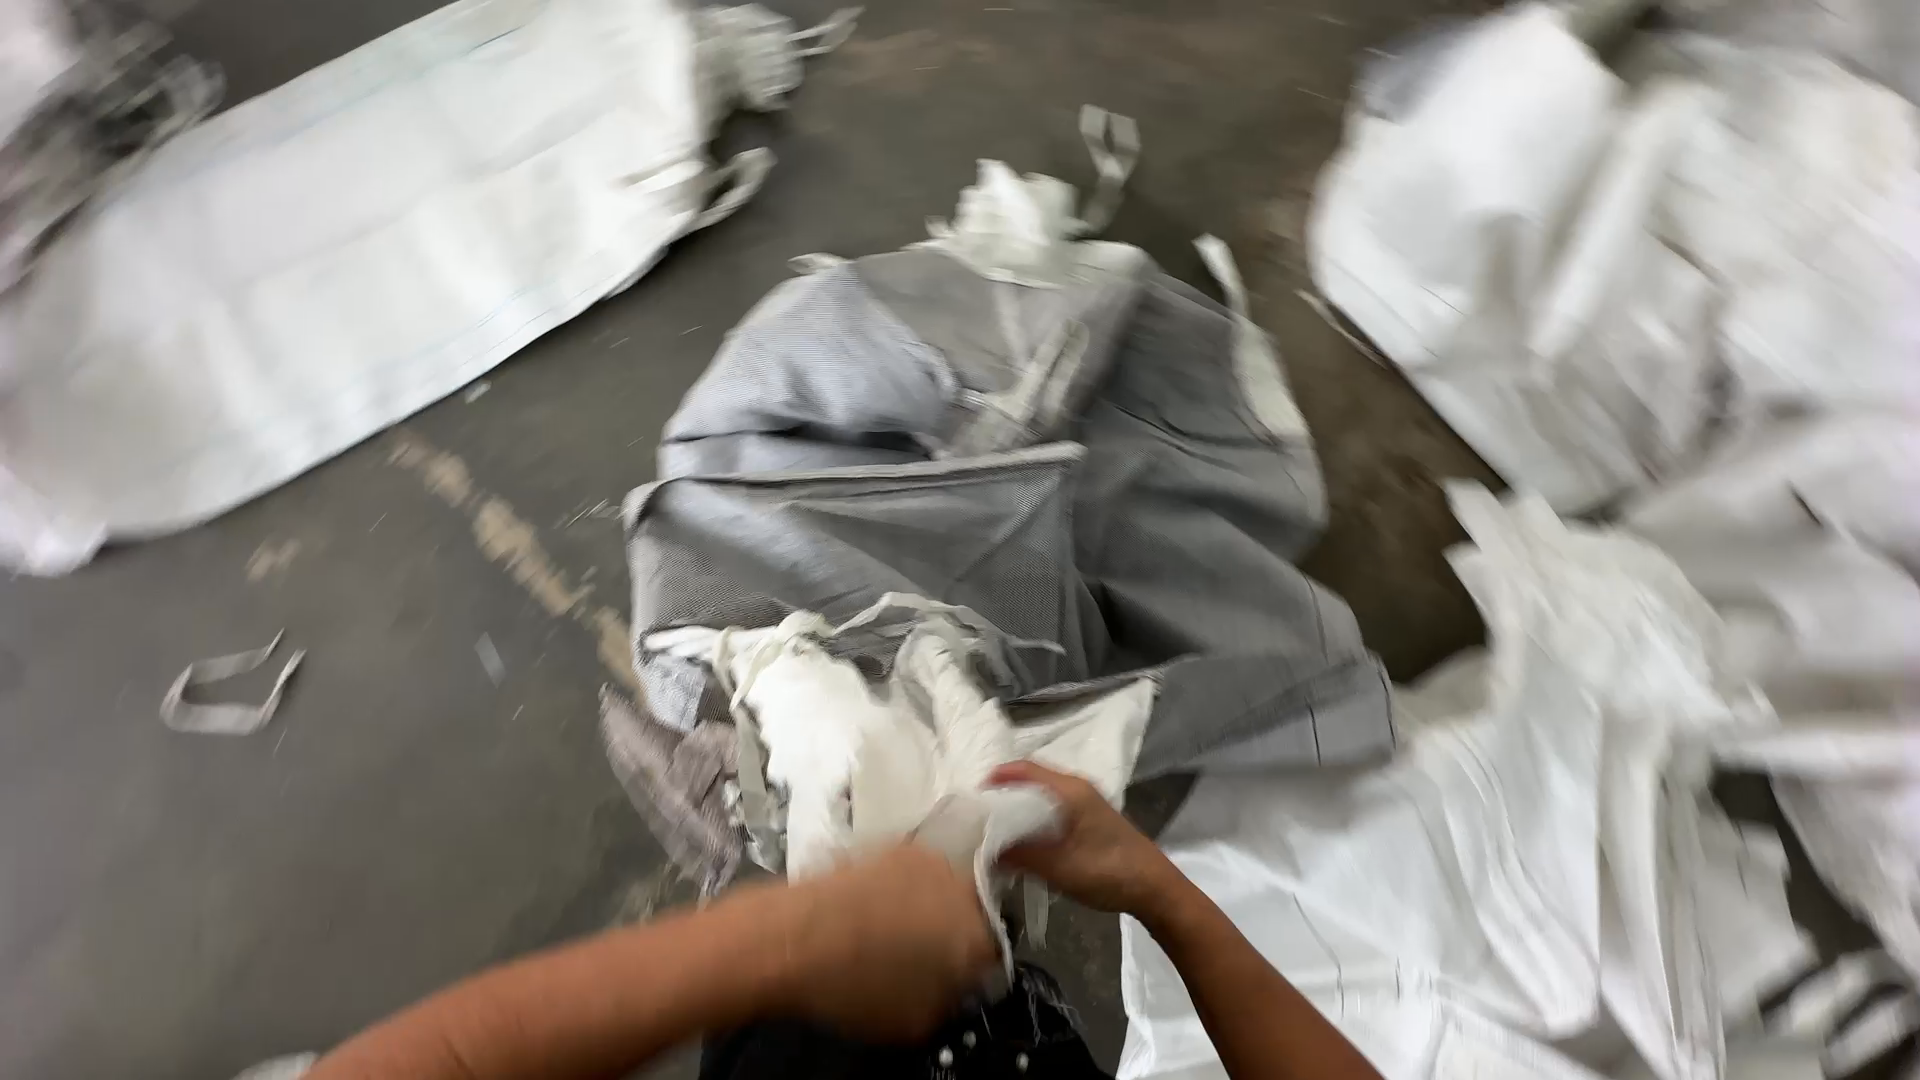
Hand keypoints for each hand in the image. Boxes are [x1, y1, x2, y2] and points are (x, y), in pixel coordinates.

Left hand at [770, 844, 998, 1040]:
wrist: (797, 934)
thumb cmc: (856, 987)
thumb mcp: (915, 1020)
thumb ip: (949, 998)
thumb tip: (952, 984)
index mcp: (976, 933)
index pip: (994, 950)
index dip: (974, 967)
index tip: (955, 978)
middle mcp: (961, 884)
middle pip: (971, 907)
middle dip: (954, 927)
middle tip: (926, 952)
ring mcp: (925, 856)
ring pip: (940, 883)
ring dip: (928, 902)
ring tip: (894, 927)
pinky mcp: (892, 840)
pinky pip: (909, 869)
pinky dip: (899, 885)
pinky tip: (872, 906)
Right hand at [989, 760, 1181, 918]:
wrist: (1155, 888)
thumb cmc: (1107, 872)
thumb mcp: (1059, 868)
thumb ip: (1020, 856)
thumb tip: (985, 852)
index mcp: (1070, 790)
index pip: (1026, 769)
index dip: (999, 776)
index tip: (974, 793)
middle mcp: (1078, 787)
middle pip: (1034, 777)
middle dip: (1006, 790)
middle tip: (981, 811)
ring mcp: (1087, 801)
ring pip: (1045, 792)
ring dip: (1021, 803)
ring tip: (997, 825)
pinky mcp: (1092, 817)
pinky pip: (1055, 805)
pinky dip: (1036, 813)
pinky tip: (1026, 836)